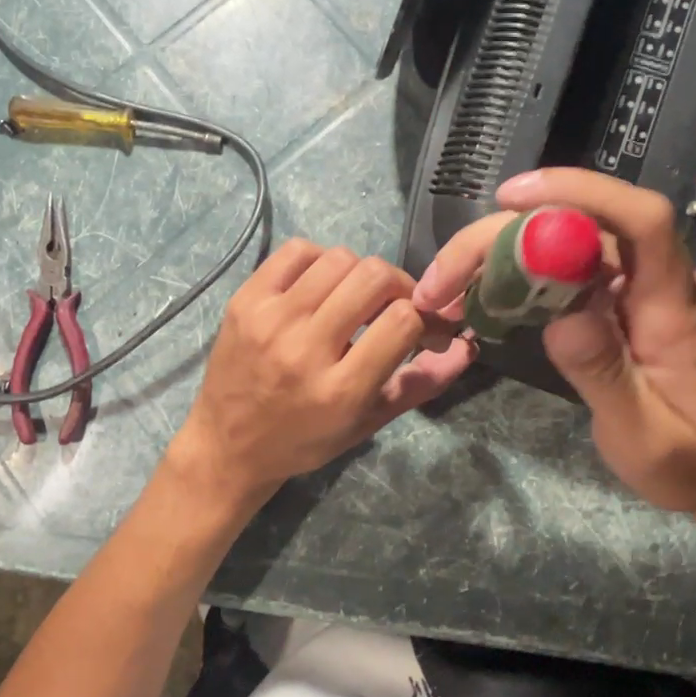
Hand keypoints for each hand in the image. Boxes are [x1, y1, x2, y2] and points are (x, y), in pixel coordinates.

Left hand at [167, 240, 477, 504]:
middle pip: (372, 277)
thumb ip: (420, 383)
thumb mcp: (367, 424)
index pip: (401, 320)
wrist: (227, 445)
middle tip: (393, 306)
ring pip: (338, 258)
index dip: (426, 316)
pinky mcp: (245, 300)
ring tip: (354, 297)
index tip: (426, 326)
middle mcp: (304, 348)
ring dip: (359, 272)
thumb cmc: (304, 440)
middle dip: (397, 285)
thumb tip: (468, 345)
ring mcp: (270, 319)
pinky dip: (319, 259)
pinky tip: (320, 284)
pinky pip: (296, 251)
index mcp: (340, 388)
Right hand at [413, 169, 695, 513]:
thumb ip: (606, 374)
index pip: (639, 219)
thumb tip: (560, 317)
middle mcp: (645, 279)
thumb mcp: (648, 434)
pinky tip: (468, 298)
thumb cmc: (692, 458)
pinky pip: (547, 268)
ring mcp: (622, 287)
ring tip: (439, 292)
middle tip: (438, 281)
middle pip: (572, 224)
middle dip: (497, 237)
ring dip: (489, 255)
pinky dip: (501, 276)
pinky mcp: (601, 300)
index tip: (509, 199)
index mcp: (671, 303)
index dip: (579, 192)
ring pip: (551, 242)